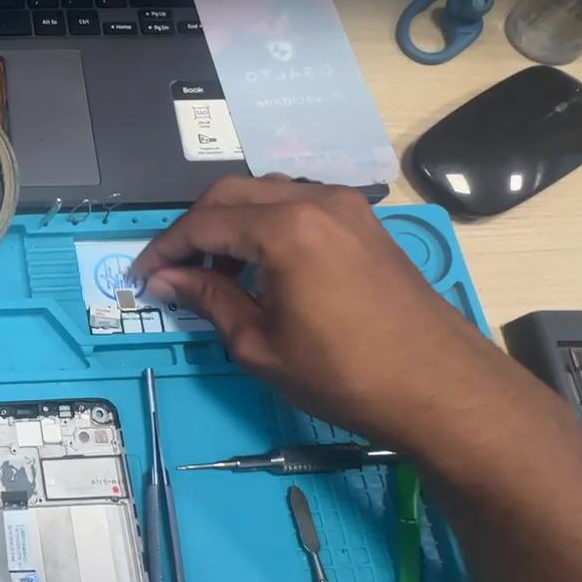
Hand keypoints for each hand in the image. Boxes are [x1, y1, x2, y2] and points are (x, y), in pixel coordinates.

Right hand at [133, 176, 559, 454]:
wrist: (440, 388)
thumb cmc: (340, 373)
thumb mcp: (256, 342)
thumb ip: (206, 298)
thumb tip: (163, 280)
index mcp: (285, 230)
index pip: (203, 224)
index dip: (164, 249)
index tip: (142, 277)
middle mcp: (315, 202)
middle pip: (230, 194)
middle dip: (192, 229)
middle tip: (173, 271)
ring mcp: (346, 208)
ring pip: (264, 194)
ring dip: (228, 223)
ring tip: (214, 271)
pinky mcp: (363, 223)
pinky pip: (296, 205)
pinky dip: (263, 225)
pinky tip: (258, 266)